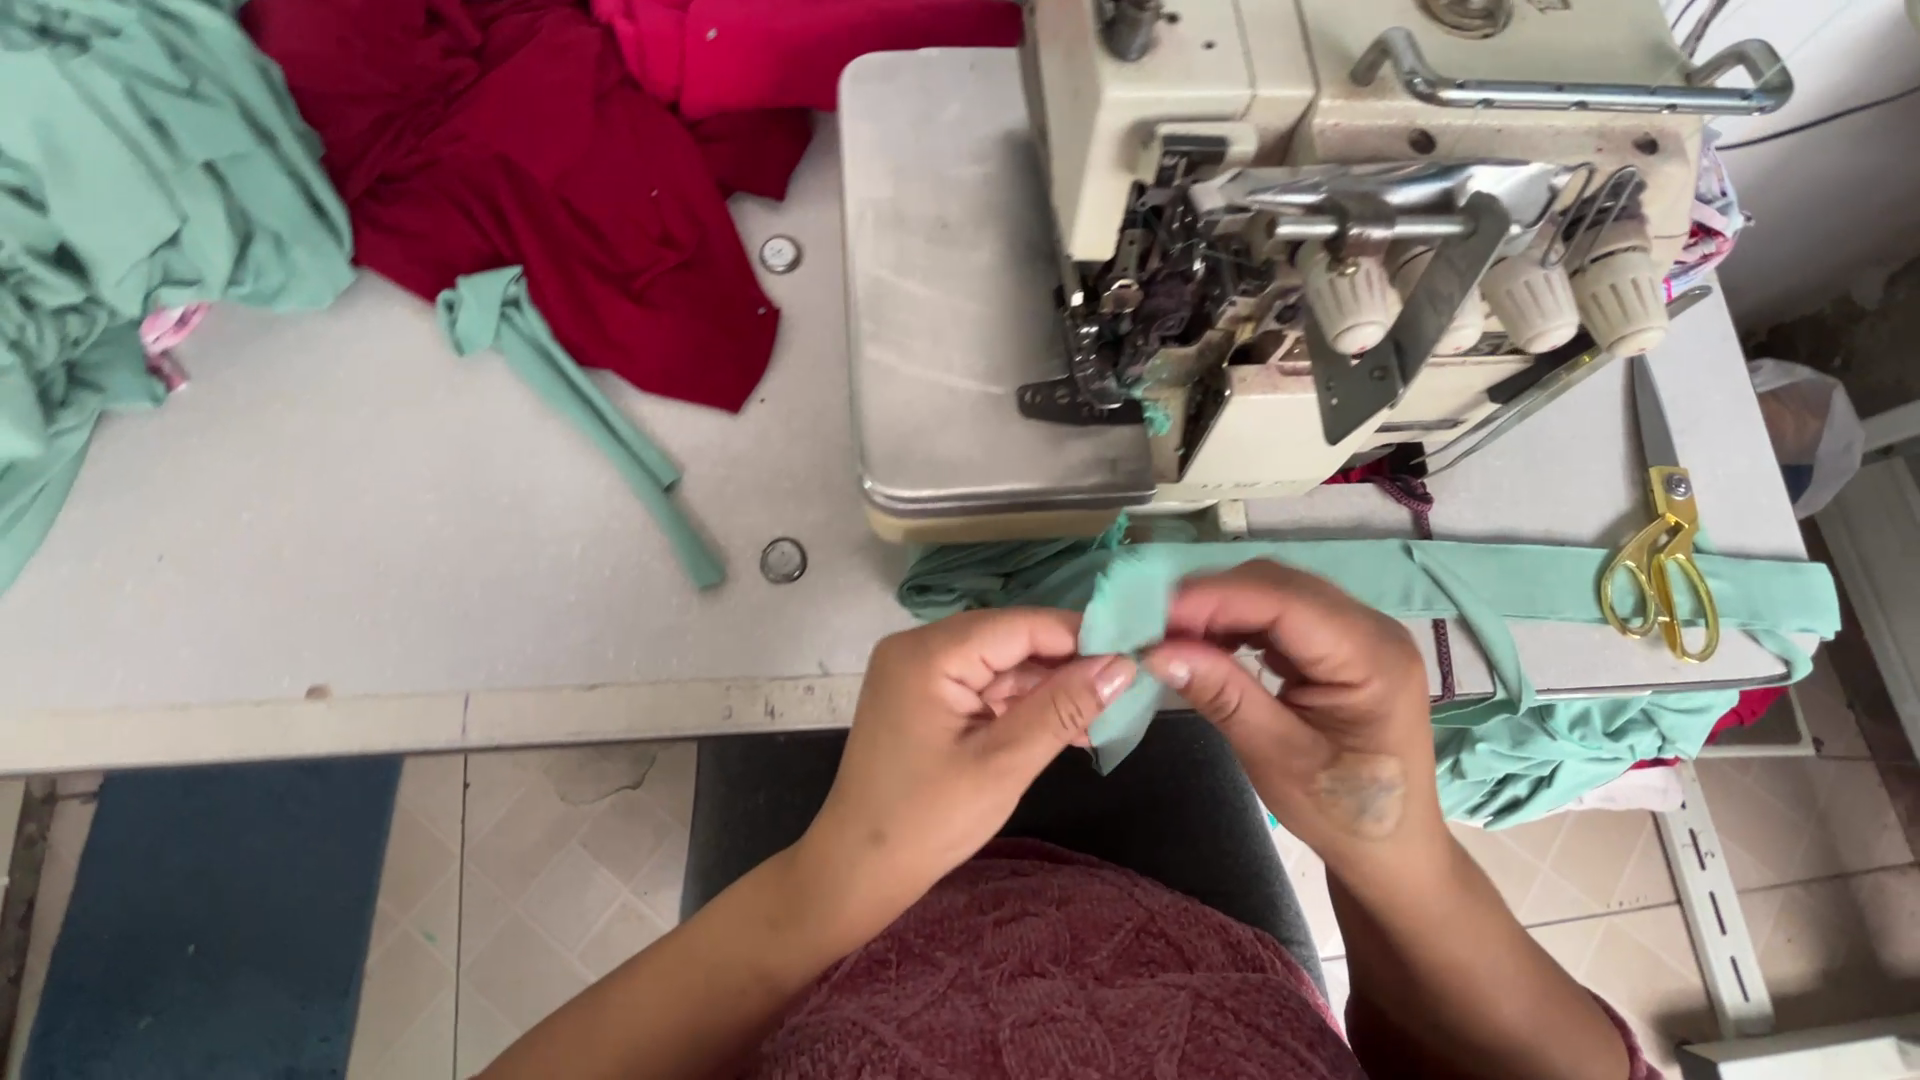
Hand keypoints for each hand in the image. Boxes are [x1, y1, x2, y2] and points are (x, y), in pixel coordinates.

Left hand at [798, 609, 1135, 933]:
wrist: (857, 870)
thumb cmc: (927, 821)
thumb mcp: (1004, 763)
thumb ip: (1062, 707)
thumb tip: (1123, 664)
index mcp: (928, 653)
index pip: (1019, 625)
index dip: (1078, 636)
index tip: (1133, 656)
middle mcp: (918, 647)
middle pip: (1008, 639)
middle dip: (1063, 665)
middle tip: (1121, 692)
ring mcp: (916, 671)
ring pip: (998, 663)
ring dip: (1044, 689)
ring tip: (1098, 718)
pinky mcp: (921, 695)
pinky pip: (979, 685)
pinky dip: (1017, 704)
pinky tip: (1060, 727)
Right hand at [1141, 560, 1444, 874]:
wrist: (1390, 848)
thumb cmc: (1341, 812)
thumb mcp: (1276, 757)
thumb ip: (1222, 695)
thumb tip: (1157, 650)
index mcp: (1372, 657)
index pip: (1283, 602)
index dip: (1214, 598)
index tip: (1151, 612)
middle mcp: (1371, 627)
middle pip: (1279, 586)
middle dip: (1211, 598)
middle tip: (1152, 624)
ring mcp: (1357, 632)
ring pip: (1276, 592)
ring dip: (1221, 607)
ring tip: (1172, 633)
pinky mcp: (1339, 643)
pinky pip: (1280, 613)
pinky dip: (1237, 621)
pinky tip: (1207, 641)